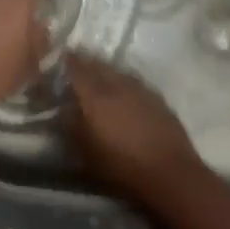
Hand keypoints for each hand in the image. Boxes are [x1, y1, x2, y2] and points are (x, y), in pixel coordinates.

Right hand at [66, 55, 205, 198]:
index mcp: (96, 96)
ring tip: (99, 71)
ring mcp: (141, 90)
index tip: (60, 55)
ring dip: (106, 68)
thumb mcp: (85, 150)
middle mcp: (118, 86)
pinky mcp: (158, 99)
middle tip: (76, 59)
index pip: (77, 69)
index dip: (68, 60)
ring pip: (118, 71)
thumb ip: (71, 124)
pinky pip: (135, 81)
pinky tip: (124, 87)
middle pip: (99, 65)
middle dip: (86, 60)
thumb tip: (63, 108)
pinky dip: (124, 80)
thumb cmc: (121, 165)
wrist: (169, 172)